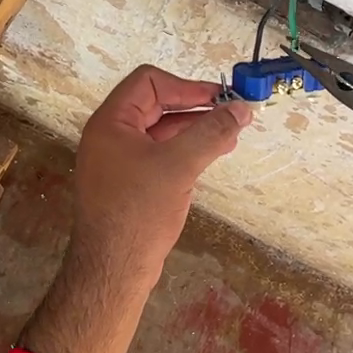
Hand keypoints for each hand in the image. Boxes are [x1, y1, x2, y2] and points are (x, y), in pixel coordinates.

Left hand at [72, 65, 251, 281]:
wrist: (113, 270)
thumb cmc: (139, 212)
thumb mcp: (179, 165)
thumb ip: (212, 133)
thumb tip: (241, 109)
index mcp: (111, 122)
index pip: (148, 82)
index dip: (186, 86)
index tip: (220, 99)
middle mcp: (110, 136)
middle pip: (156, 104)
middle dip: (195, 107)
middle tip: (230, 114)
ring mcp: (118, 160)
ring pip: (161, 131)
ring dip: (194, 129)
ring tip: (229, 136)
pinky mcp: (129, 183)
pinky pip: (159, 154)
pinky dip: (185, 150)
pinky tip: (209, 157)